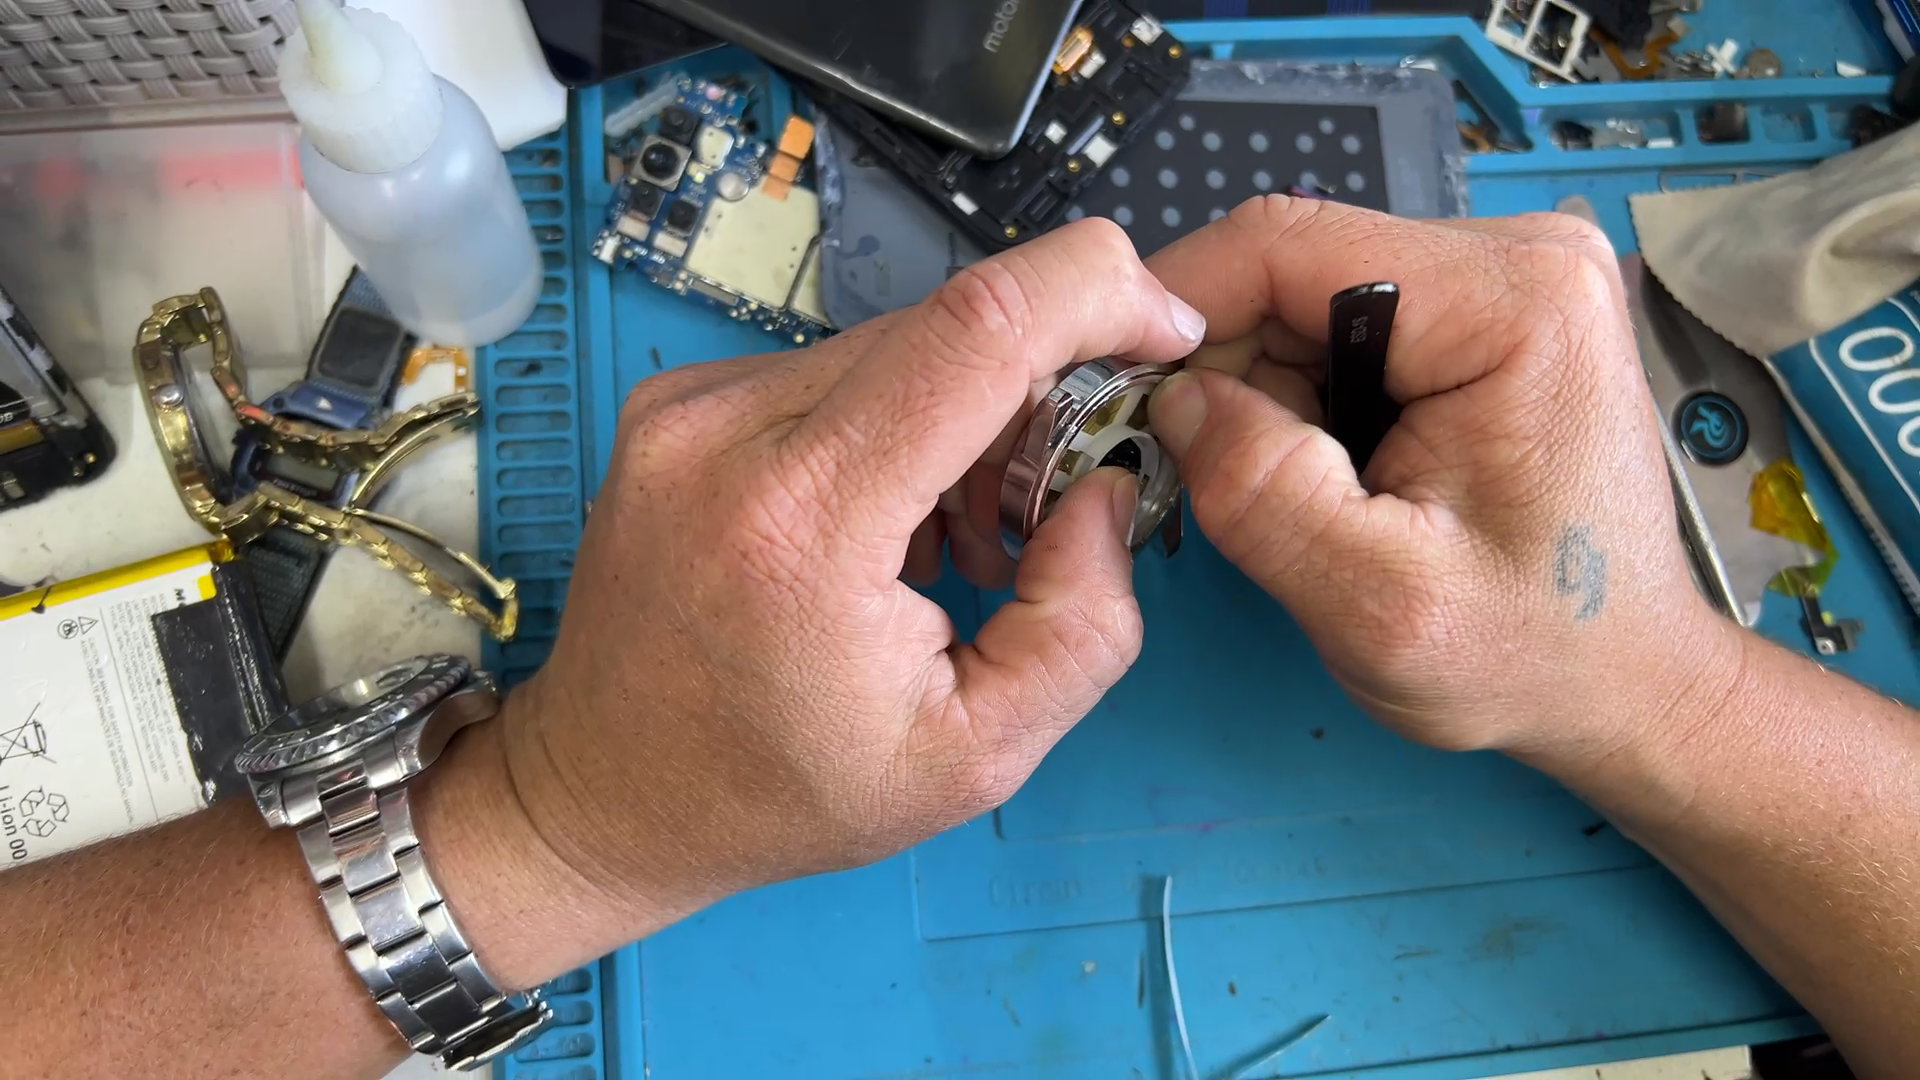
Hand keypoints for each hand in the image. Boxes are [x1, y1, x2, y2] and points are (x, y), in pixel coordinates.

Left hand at [500, 221, 1204, 927]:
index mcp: (804, 521)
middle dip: (1037, 393)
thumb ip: (1084, 626)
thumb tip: (1102, 490)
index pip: (977, 328)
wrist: (605, 792)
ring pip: (896, 348)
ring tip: (950, 537)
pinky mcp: (680, 406)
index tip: (1159, 327)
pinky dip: (898, 424)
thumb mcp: (975, 756)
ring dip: (964, 418)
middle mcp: (728, 429)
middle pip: (948, 332)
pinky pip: (837, 374)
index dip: (1096, 294)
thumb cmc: (784, 792)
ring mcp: (689, 405)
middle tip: (1040, 504)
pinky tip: (888, 518)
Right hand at [1144, 196, 1723, 756]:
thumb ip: (1261, 494)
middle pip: (1277, 280)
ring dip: (1247, 406)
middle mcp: (1500, 261)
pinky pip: (1313, 347)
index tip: (1109, 394)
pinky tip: (1313, 481)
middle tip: (1204, 482)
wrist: (1616, 685)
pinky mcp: (1454, 331)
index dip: (1169, 310)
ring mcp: (1479, 291)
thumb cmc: (1522, 655)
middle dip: (1213, 380)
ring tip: (1287, 501)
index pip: (1279, 246)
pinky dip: (1278, 414)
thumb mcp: (1376, 600)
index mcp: (1505, 299)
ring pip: (1284, 317)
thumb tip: (1172, 402)